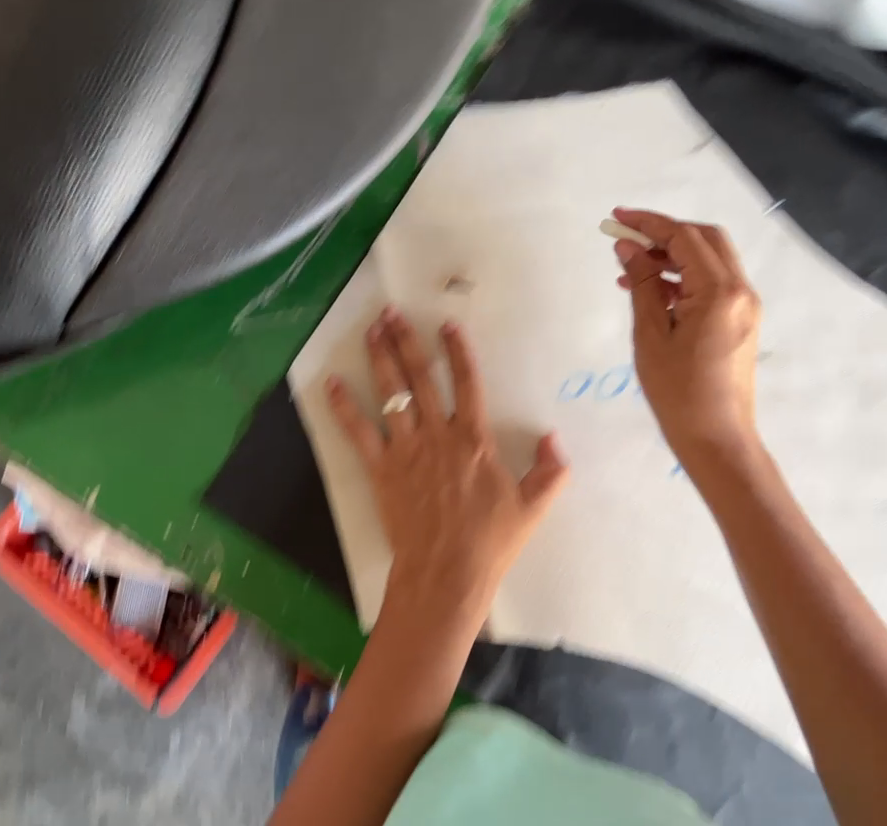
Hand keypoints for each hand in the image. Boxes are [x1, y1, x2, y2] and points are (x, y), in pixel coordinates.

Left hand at [326, 308, 569, 619]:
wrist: (447, 573)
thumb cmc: (490, 542)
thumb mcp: (532, 507)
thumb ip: (550, 471)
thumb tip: (554, 438)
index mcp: (473, 439)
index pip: (467, 383)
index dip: (457, 351)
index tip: (446, 325)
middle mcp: (438, 434)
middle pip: (420, 377)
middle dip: (406, 341)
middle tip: (392, 312)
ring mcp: (406, 449)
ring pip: (391, 394)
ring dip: (378, 359)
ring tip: (370, 331)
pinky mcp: (381, 469)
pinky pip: (359, 431)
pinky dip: (344, 406)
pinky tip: (332, 383)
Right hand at [609, 209, 763, 463]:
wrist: (716, 438)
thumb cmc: (677, 390)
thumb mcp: (651, 333)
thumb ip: (642, 283)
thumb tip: (627, 247)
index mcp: (719, 291)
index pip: (684, 238)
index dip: (649, 223)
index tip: (616, 218)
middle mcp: (740, 290)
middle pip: (705, 239)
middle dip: (664, 232)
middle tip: (625, 237)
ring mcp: (744, 306)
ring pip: (709, 259)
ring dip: (672, 254)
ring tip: (629, 269)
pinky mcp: (739, 320)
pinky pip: (711, 282)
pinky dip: (682, 275)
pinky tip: (650, 290)